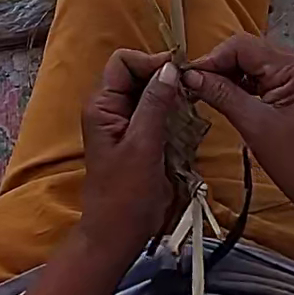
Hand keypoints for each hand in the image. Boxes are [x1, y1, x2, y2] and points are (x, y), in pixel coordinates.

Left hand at [78, 49, 179, 255]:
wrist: (118, 232)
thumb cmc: (125, 192)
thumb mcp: (143, 145)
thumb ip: (155, 104)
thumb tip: (169, 68)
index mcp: (102, 105)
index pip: (123, 63)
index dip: (150, 62)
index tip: (178, 72)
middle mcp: (110, 107)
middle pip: (137, 74)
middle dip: (163, 77)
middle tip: (190, 88)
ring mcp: (124, 121)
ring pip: (149, 92)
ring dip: (170, 95)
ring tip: (191, 103)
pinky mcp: (138, 135)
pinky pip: (155, 112)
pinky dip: (172, 112)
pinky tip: (187, 119)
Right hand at [181, 34, 293, 209]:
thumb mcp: (256, 126)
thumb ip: (222, 94)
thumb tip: (190, 76)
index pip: (241, 46)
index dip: (211, 59)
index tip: (186, 78)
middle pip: (246, 52)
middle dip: (217, 67)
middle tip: (191, 87)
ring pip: (251, 67)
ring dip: (227, 78)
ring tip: (204, 95)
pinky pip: (260, 81)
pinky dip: (240, 89)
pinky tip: (225, 102)